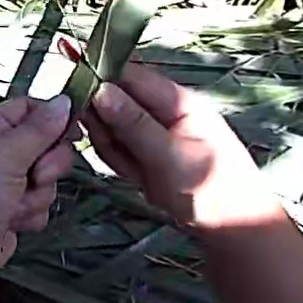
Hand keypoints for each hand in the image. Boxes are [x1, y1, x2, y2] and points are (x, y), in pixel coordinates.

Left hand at [0, 95, 76, 271]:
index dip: (54, 117)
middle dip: (48, 165)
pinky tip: (12, 222)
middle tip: (36, 176)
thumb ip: (40, 128)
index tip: (74, 132)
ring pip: (47, 179)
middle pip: (46, 145)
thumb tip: (65, 99)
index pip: (30, 108)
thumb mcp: (7, 153)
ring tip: (13, 206)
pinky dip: (30, 214)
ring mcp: (7, 182)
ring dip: (36, 195)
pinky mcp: (14, 210)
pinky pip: (41, 204)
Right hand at [79, 64, 277, 231]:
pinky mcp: (145, 152)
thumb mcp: (169, 156)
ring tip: (133, 169)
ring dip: (111, 146)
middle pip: (114, 99)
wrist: (234, 231)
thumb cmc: (211, 191)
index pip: (129, 74)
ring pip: (110, 125)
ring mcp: (152, 132)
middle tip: (116, 150)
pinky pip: (116, 146)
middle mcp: (162, 111)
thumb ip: (132, 122)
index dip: (98, 71)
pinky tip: (134, 176)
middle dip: (104, 123)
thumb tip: (98, 89)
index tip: (69, 75)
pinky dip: (117, 160)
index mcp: (176, 100)